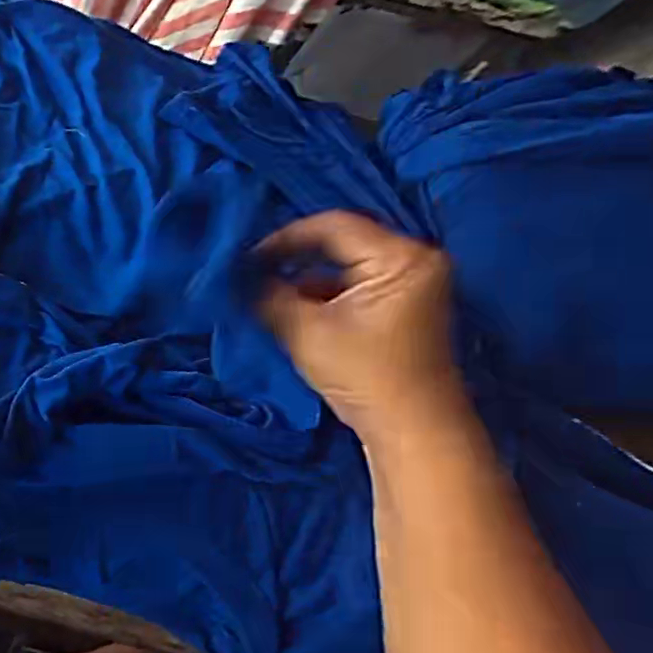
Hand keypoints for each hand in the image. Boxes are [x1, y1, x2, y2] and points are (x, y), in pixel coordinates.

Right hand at [256, 211, 464, 441]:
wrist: (410, 426)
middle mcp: (415, 259)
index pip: (333, 226)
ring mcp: (412, 281)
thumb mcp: (304, 331)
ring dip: (303, 276)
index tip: (245, 260)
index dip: (283, 239)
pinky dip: (320, 291)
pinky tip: (291, 307)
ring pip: (343, 263)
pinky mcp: (402, 302)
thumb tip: (237, 276)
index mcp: (401, 258)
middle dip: (291, 256)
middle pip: (339, 241)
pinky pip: (352, 282)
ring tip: (265, 291)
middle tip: (250, 272)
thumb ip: (267, 296)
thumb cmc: (362, 375)